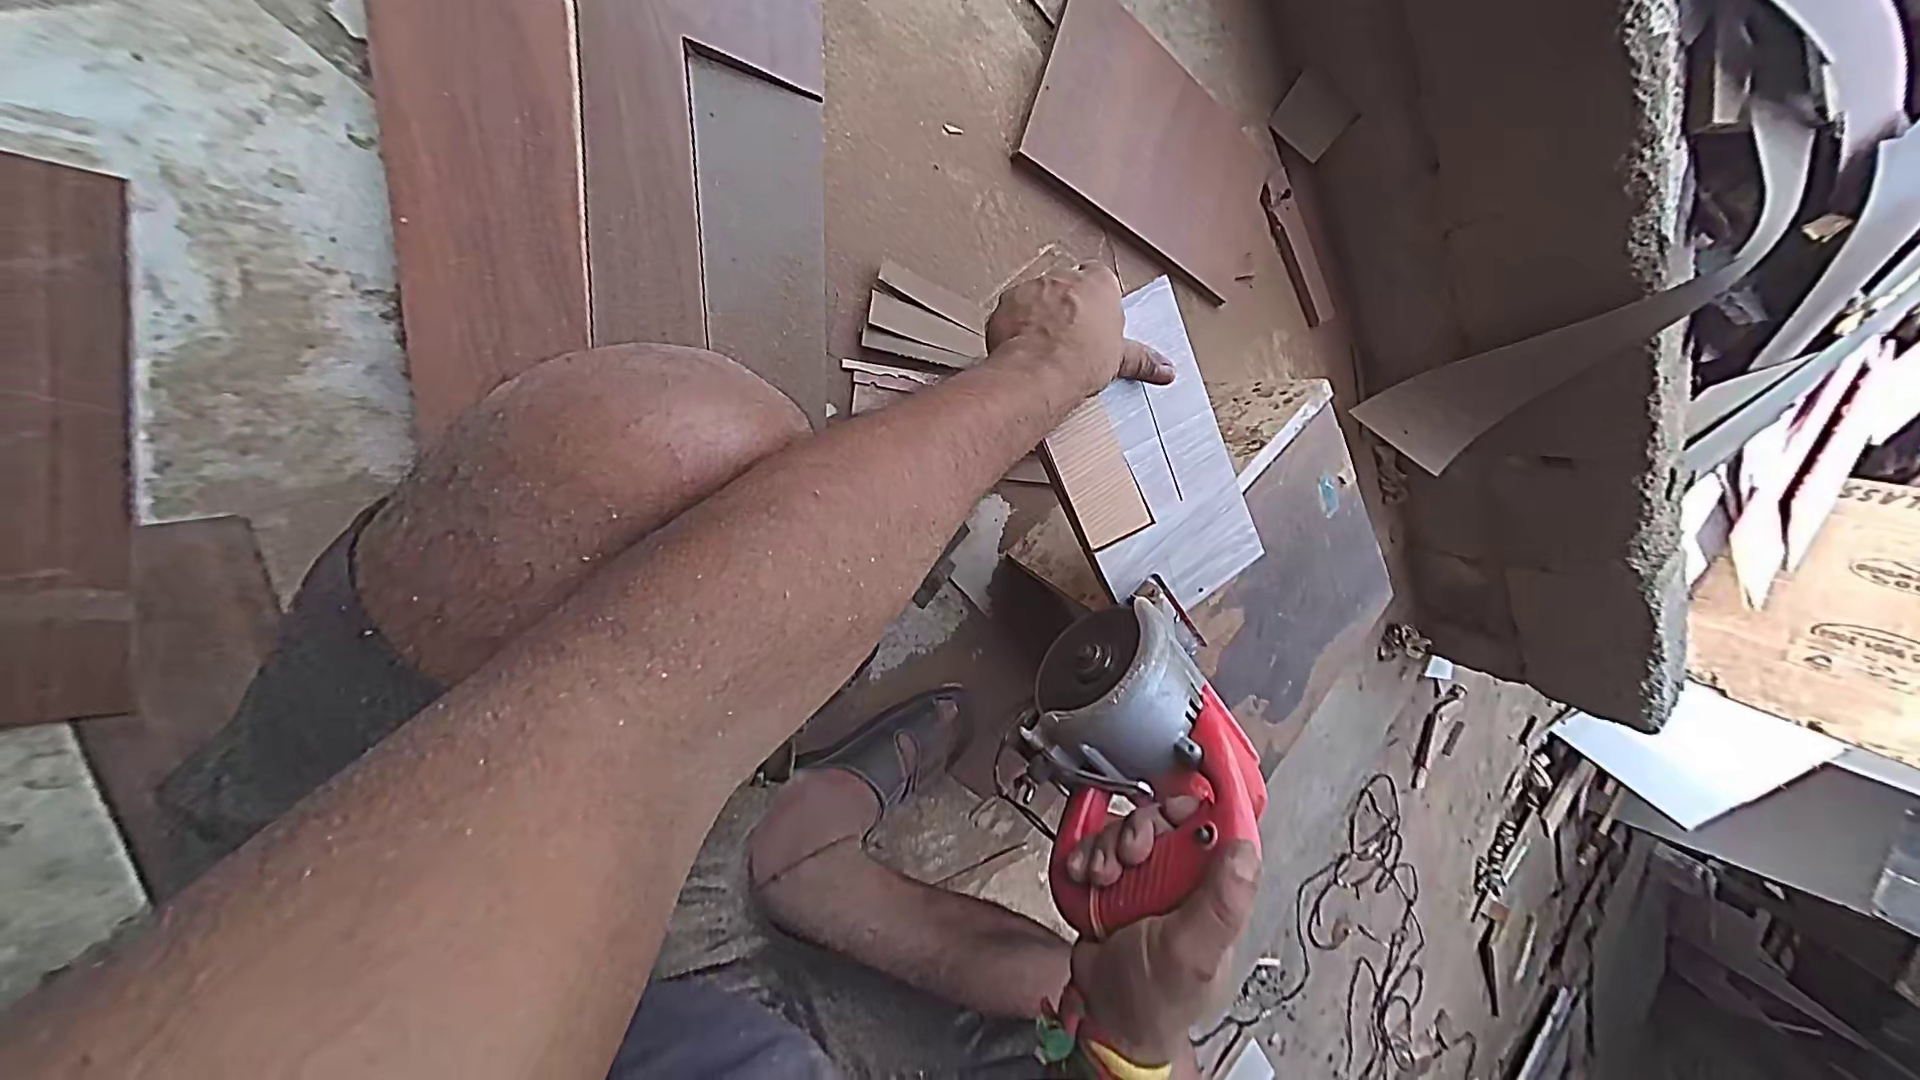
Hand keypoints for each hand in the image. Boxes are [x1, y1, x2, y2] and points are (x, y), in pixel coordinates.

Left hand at [987, 263, 1174, 397]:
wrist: (1040, 371)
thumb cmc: (1081, 360)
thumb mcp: (1119, 360)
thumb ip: (1142, 360)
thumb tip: (1165, 370)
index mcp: (1099, 284)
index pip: (1099, 280)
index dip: (1094, 302)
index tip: (1092, 322)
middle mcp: (1065, 277)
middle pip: (1065, 286)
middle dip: (1064, 307)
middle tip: (1066, 338)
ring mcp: (1033, 287)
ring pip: (1034, 296)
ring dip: (1035, 315)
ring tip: (1040, 347)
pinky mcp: (1006, 303)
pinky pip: (1009, 311)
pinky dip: (1011, 326)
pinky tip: (1018, 349)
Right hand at [1062, 798, 1260, 1067]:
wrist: (1099, 1013)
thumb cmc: (1154, 998)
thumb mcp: (1191, 952)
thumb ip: (1220, 905)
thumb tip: (1246, 852)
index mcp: (1212, 892)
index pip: (1213, 828)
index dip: (1192, 809)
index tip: (1170, 811)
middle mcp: (1181, 878)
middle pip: (1162, 819)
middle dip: (1138, 830)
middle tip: (1130, 856)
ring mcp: (1145, 878)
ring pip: (1126, 829)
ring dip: (1106, 847)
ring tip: (1102, 878)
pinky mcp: (1113, 879)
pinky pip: (1097, 845)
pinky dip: (1086, 855)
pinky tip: (1085, 877)